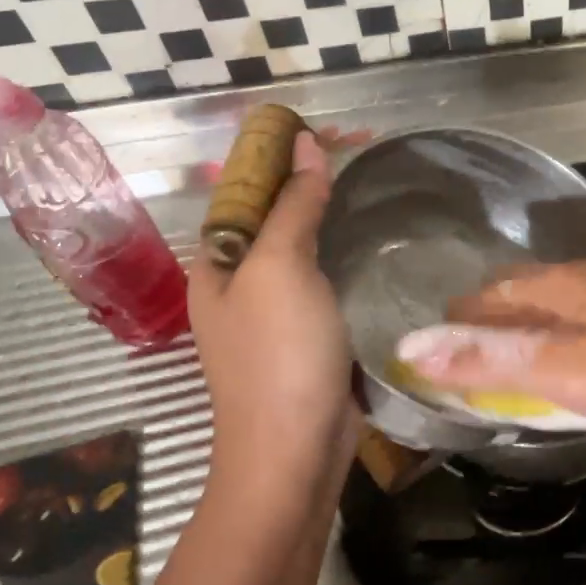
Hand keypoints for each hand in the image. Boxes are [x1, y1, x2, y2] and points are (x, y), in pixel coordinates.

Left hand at [189, 129, 356, 492]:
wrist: (293, 452)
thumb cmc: (278, 355)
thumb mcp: (280, 269)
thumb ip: (292, 207)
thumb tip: (306, 144)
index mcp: (215, 262)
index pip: (245, 189)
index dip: (282, 155)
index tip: (334, 131)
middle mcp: (236, 282)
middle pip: (271, 215)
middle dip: (309, 178)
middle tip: (365, 153)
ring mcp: (270, 312)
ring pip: (298, 246)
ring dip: (326, 213)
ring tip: (371, 186)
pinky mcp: (304, 334)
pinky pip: (318, 277)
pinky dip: (339, 251)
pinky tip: (368, 243)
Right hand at [396, 262, 585, 422]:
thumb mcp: (565, 370)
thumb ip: (492, 361)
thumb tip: (414, 348)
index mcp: (553, 284)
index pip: (479, 299)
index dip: (450, 332)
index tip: (433, 371)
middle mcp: (575, 276)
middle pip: (510, 294)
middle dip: (481, 329)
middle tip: (466, 375)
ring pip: (542, 303)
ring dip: (516, 332)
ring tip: (506, 371)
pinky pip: (570, 314)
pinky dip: (549, 336)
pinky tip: (562, 361)